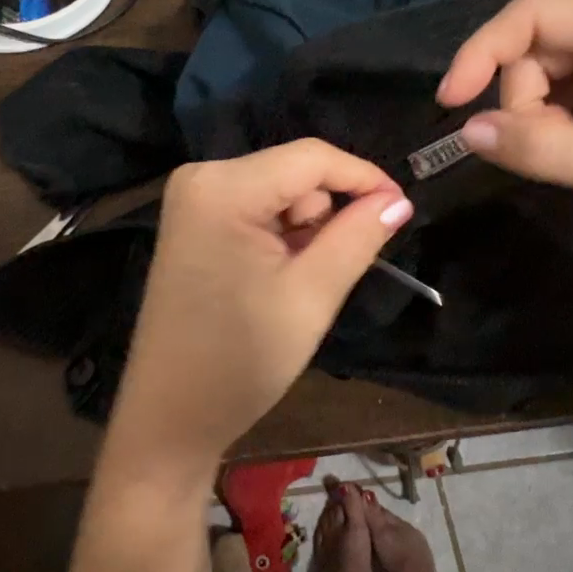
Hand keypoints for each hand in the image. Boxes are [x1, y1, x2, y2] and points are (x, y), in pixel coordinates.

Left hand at [114, 140, 412, 462]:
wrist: (170, 414)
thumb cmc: (240, 361)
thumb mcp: (311, 297)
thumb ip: (356, 238)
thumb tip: (399, 200)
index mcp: (224, 187)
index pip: (311, 157)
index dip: (363, 177)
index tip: (402, 210)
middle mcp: (203, 175)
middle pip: (294, 171)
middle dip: (325, 214)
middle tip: (326, 273)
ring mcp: (193, 195)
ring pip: (279, 188)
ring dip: (303, 228)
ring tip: (292, 285)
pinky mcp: (193, 216)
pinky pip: (256, 204)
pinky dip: (279, 233)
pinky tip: (272, 277)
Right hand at [438, 0, 572, 274]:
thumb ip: (544, 149)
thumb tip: (465, 131)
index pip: (536, 15)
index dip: (484, 51)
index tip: (450, 102)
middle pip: (537, 47)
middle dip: (521, 101)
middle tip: (539, 155)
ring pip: (545, 74)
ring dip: (537, 119)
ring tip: (572, 163)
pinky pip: (565, 97)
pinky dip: (553, 128)